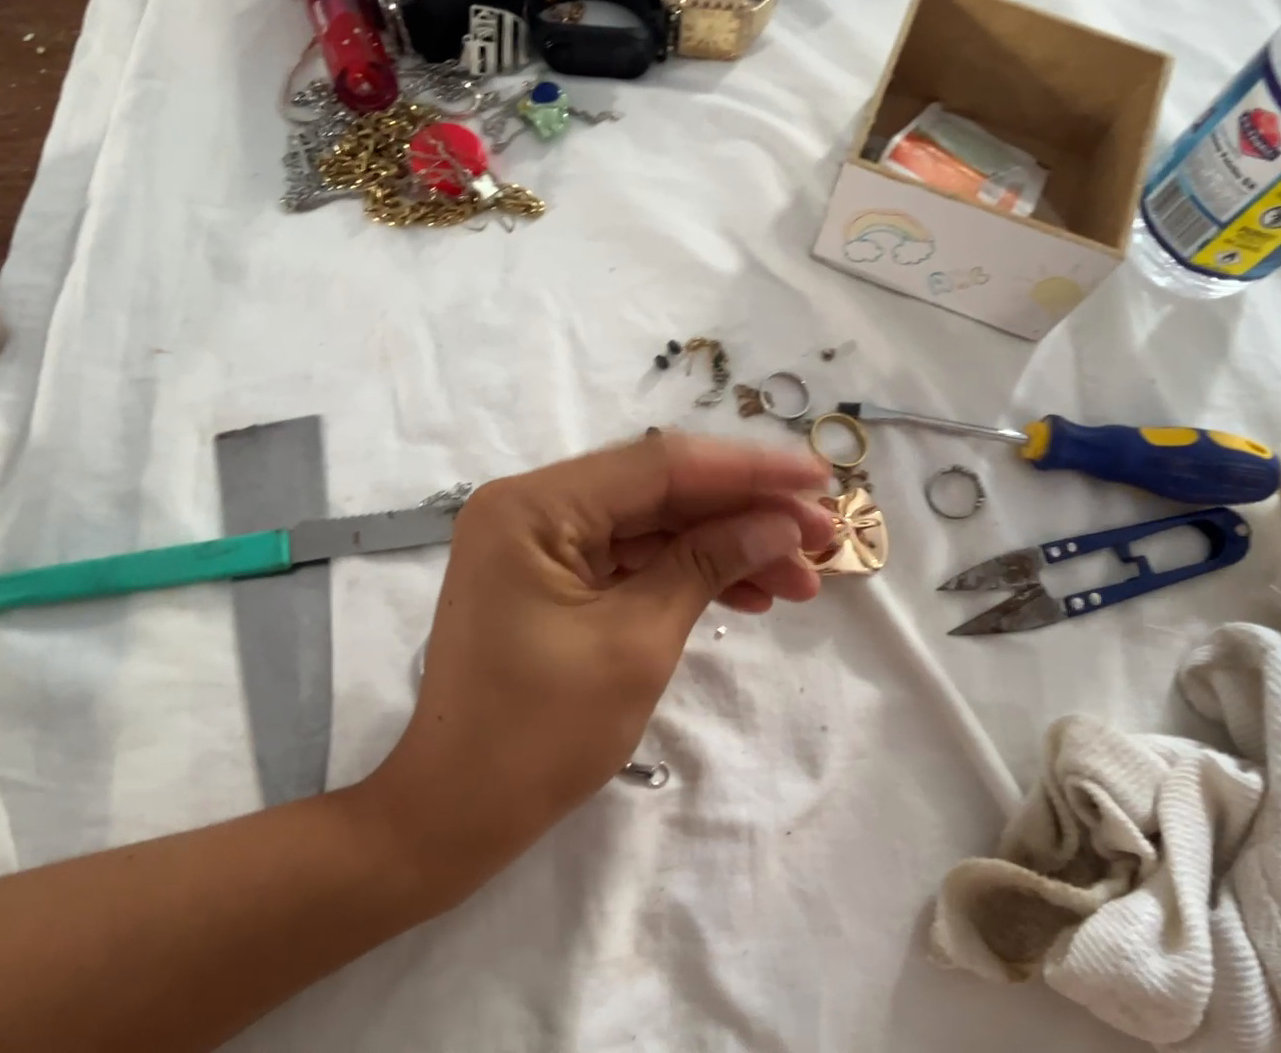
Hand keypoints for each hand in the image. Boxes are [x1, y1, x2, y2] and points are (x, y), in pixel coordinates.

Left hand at [364, 432, 834, 904]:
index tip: (822, 481)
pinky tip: (748, 598)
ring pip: (652, 529)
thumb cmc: (539, 734)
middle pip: (659, 493)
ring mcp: (538, 544)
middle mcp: (530, 507)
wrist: (458, 813)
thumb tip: (780, 523)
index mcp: (533, 505)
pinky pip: (630, 562)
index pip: (661, 466)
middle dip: (745, 516)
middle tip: (822, 541)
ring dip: (725, 550)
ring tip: (800, 583)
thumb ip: (707, 564)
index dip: (750, 472)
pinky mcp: (550, 580)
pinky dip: (686, 577)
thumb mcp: (636, 642)